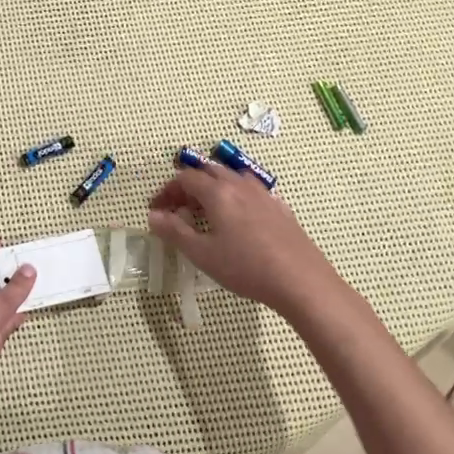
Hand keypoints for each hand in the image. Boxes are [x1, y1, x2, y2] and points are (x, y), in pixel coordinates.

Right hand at [147, 162, 341, 320]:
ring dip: (214, 187)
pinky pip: (252, 191)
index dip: (167, 191)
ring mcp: (263, 194)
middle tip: (180, 209)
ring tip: (208, 210)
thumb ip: (174, 231)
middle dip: (189, 186)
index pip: (185, 178)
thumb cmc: (246, 267)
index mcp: (217, 192)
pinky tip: (240, 219)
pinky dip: (237, 196)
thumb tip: (152, 215)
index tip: (158, 210)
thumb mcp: (202, 254)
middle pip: (209, 171)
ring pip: (233, 178)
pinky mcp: (281, 208)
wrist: (302, 281)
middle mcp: (239, 185)